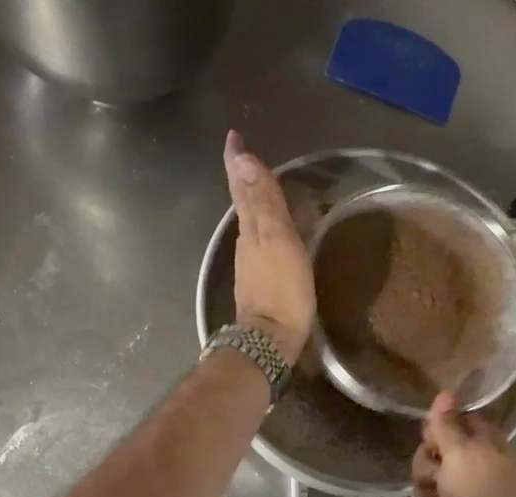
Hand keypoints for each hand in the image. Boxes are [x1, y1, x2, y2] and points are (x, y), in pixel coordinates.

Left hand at [224, 130, 313, 363]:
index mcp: (252, 228)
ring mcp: (250, 264)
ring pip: (250, 222)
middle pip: (243, 202)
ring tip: (260, 185)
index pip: (243, 185)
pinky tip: (271, 230)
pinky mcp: (258, 282)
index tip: (233, 138)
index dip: (239, 161)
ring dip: (252, 200)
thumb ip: (264, 201)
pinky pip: (259, 243)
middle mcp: (246, 241)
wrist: (270, 340)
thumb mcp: (278, 241)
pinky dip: (262, 226)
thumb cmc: (282, 291)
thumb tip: (243, 160)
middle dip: (243, 176)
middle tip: (243, 154)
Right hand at [413, 393, 515, 496]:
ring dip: (429, 496)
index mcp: (484, 441)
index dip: (437, 430)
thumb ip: (446, 424)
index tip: (431, 441)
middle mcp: (476, 462)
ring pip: (431, 482)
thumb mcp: (459, 452)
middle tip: (436, 479)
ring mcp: (467, 490)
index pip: (455, 421)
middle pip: (435, 453)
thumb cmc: (477, 491)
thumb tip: (445, 392)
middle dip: (427, 469)